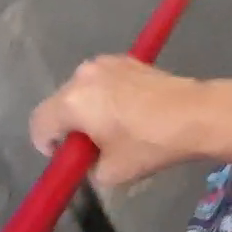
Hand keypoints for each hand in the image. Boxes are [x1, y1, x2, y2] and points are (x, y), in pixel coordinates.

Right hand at [30, 56, 204, 187]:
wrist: (192, 112)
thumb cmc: (148, 143)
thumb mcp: (110, 172)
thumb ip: (87, 167)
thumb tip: (89, 158)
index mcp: (72, 102)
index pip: (39, 123)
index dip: (47, 146)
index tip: (68, 158)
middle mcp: (82, 75)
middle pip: (60, 103)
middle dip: (68, 127)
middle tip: (92, 148)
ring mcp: (105, 62)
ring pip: (81, 90)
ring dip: (87, 109)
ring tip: (113, 128)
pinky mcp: (125, 59)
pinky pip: (102, 80)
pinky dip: (105, 95)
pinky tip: (128, 111)